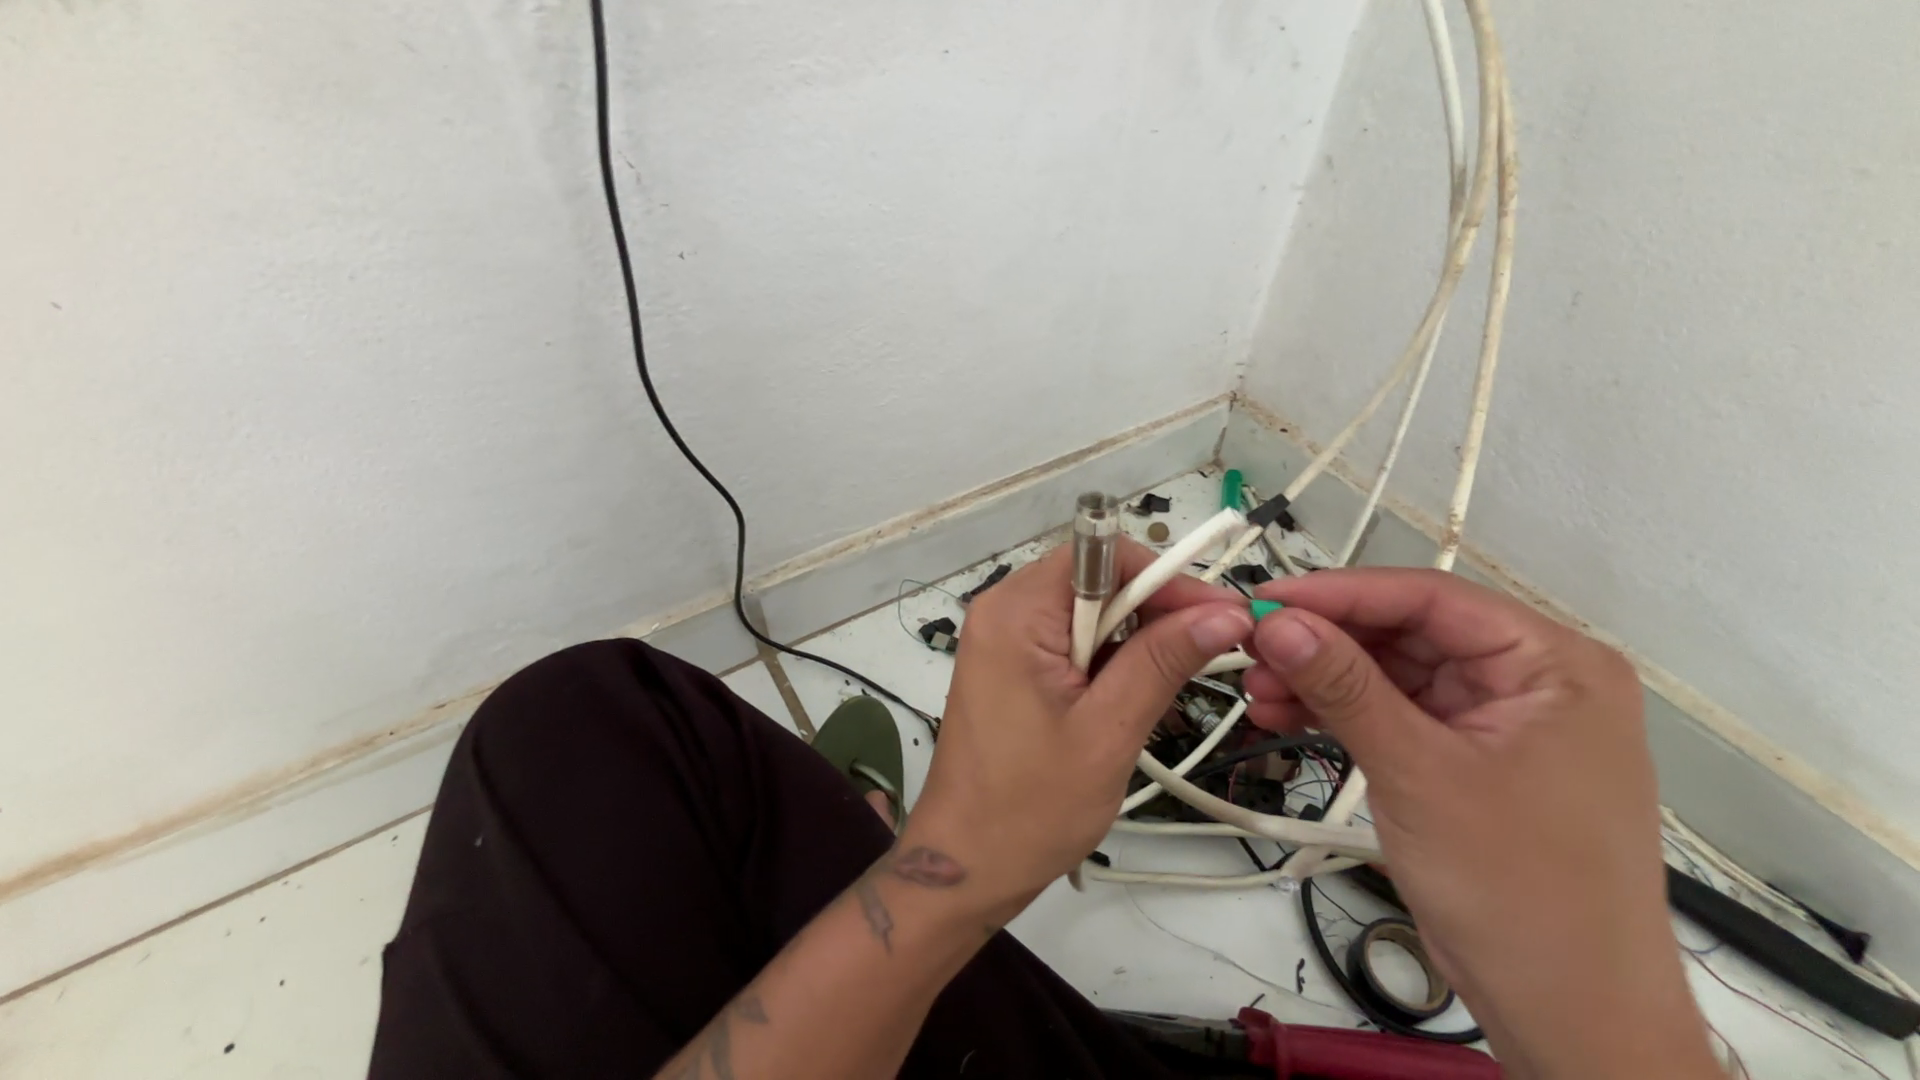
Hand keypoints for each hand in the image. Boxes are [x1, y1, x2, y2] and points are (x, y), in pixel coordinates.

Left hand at [906, 539, 1253, 922]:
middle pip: (1094, 578)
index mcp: (1014, 613)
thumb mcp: (1108, 731)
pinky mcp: (1008, 666)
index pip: (1100, 555)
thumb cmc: (1031, 807)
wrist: (966, 863)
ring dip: (1133, 638)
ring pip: (1086, 610)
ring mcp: (1001, 639)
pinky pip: (1068, 639)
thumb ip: (1162, 661)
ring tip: (1172, 681)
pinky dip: (1106, 659)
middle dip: (1154, 609)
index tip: (1220, 615)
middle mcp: (1001, 610)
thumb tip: (1226, 613)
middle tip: (1209, 651)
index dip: (1164, 576)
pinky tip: (1130, 694)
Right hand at [1243, 569, 1718, 1079]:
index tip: (1260, 599)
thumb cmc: (1515, 886)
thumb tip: (1273, 621)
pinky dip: (1339, 713)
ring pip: (1391, 674)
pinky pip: (1393, 714)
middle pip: (1406, 634)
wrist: (1567, 1013)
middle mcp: (1530, 679)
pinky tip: (1282, 716)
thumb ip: (1343, 687)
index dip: (1338, 593)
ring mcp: (1497, 721)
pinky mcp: (1467, 758)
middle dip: (1323, 643)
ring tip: (1256, 694)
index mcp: (1552, 663)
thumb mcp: (1417, 772)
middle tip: (1247, 652)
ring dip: (1321, 679)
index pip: (1429, 598)